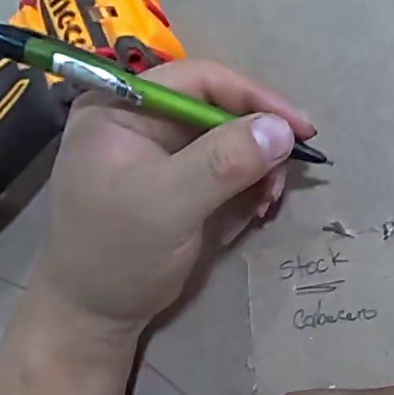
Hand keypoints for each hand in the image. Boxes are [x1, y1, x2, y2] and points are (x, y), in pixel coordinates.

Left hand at [29, 60, 315, 338]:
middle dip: (258, 141)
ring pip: (228, 140)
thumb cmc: (116, 254)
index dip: (255, 98)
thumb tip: (281, 129)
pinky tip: (256, 209)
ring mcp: (160, 152)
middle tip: (286, 175)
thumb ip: (221, 163)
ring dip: (258, 167)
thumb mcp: (168, 204)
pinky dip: (248, 186)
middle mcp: (142, 120)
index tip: (300, 128)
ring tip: (268, 202)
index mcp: (123, 107)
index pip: (200, 80)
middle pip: (219, 108)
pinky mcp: (177, 182)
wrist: (93, 314)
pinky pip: (224, 169)